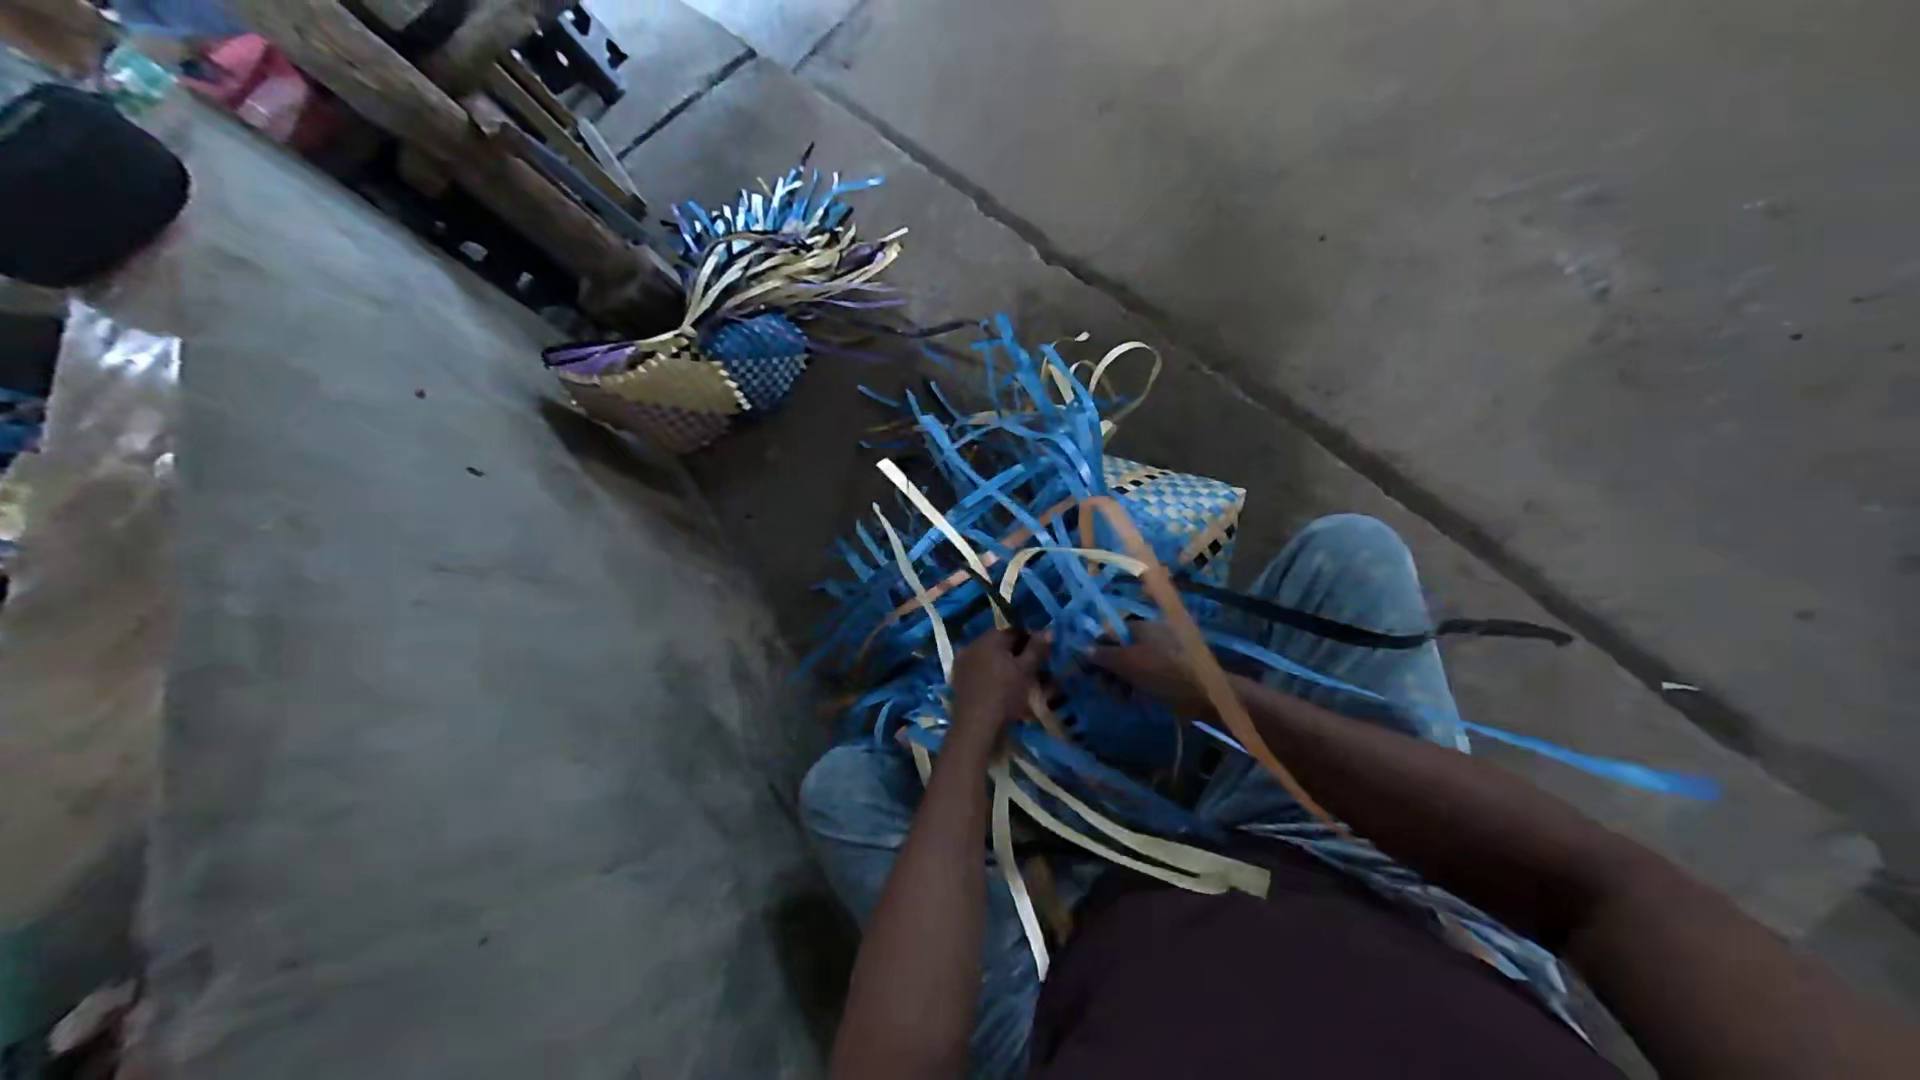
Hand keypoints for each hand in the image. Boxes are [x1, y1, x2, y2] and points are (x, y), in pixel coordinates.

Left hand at [949, 628, 1043, 748]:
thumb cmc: (1005, 693)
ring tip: (1019, 683)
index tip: (1041, 656)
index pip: (1014, 632)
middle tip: (1032, 671)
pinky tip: (1002, 691)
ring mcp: (962, 663)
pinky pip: (980, 672)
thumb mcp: (1026, 670)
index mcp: (989, 638)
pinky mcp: (958, 680)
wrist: (976, 725)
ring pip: (990, 660)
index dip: (1030, 642)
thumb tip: (1047, 631)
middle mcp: (973, 645)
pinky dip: (992, 677)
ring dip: (1004, 667)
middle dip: (1017, 655)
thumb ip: (1037, 648)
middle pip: (1000, 646)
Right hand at [1089, 621, 1208, 714]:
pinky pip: (1143, 674)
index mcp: (1139, 627)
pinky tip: (1133, 698)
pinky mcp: (1168, 671)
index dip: (1095, 651)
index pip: (1107, 634)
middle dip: (1108, 670)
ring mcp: (1160, 653)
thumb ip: (1104, 655)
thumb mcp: (1129, 663)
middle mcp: (1149, 636)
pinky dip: (1135, 685)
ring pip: (1130, 664)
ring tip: (1121, 698)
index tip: (1088, 673)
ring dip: (1120, 681)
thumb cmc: (1164, 673)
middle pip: (1117, 650)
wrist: (1206, 694)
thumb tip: (1084, 649)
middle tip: (1106, 689)